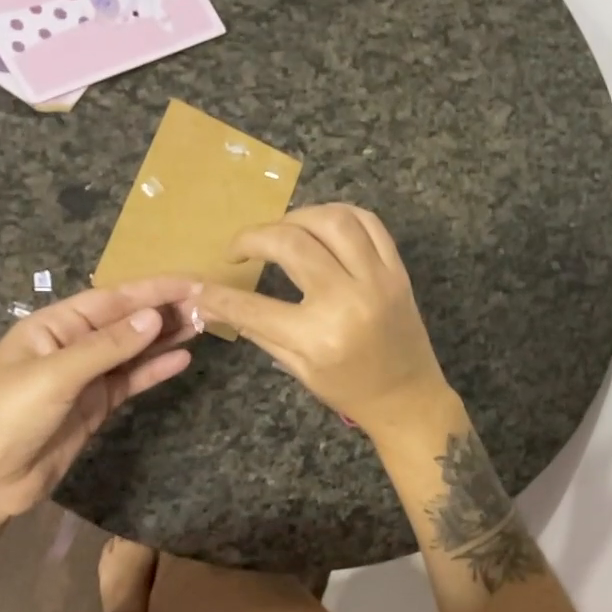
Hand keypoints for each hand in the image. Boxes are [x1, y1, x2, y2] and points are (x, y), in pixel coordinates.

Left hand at [0, 278, 198, 528]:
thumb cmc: (4, 417)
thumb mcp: (55, 376)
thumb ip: (107, 347)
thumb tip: (154, 316)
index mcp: (52, 326)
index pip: (111, 299)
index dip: (153, 290)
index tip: (194, 283)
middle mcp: (70, 345)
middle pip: (125, 322)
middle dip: (164, 311)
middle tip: (210, 303)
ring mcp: (83, 378)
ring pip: (132, 351)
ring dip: (165, 338)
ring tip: (204, 325)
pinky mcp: (93, 408)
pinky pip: (130, 382)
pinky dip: (154, 371)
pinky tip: (182, 360)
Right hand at [190, 203, 451, 433]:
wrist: (409, 397)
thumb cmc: (350, 391)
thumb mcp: (299, 370)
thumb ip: (258, 331)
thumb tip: (217, 303)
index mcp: (318, 336)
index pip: (252, 305)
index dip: (219, 294)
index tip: (202, 286)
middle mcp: (348, 300)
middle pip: (290, 243)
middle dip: (253, 238)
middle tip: (240, 249)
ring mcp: (378, 280)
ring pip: (332, 220)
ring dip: (296, 216)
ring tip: (280, 232)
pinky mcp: (398, 270)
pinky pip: (369, 222)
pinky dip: (339, 214)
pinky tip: (318, 225)